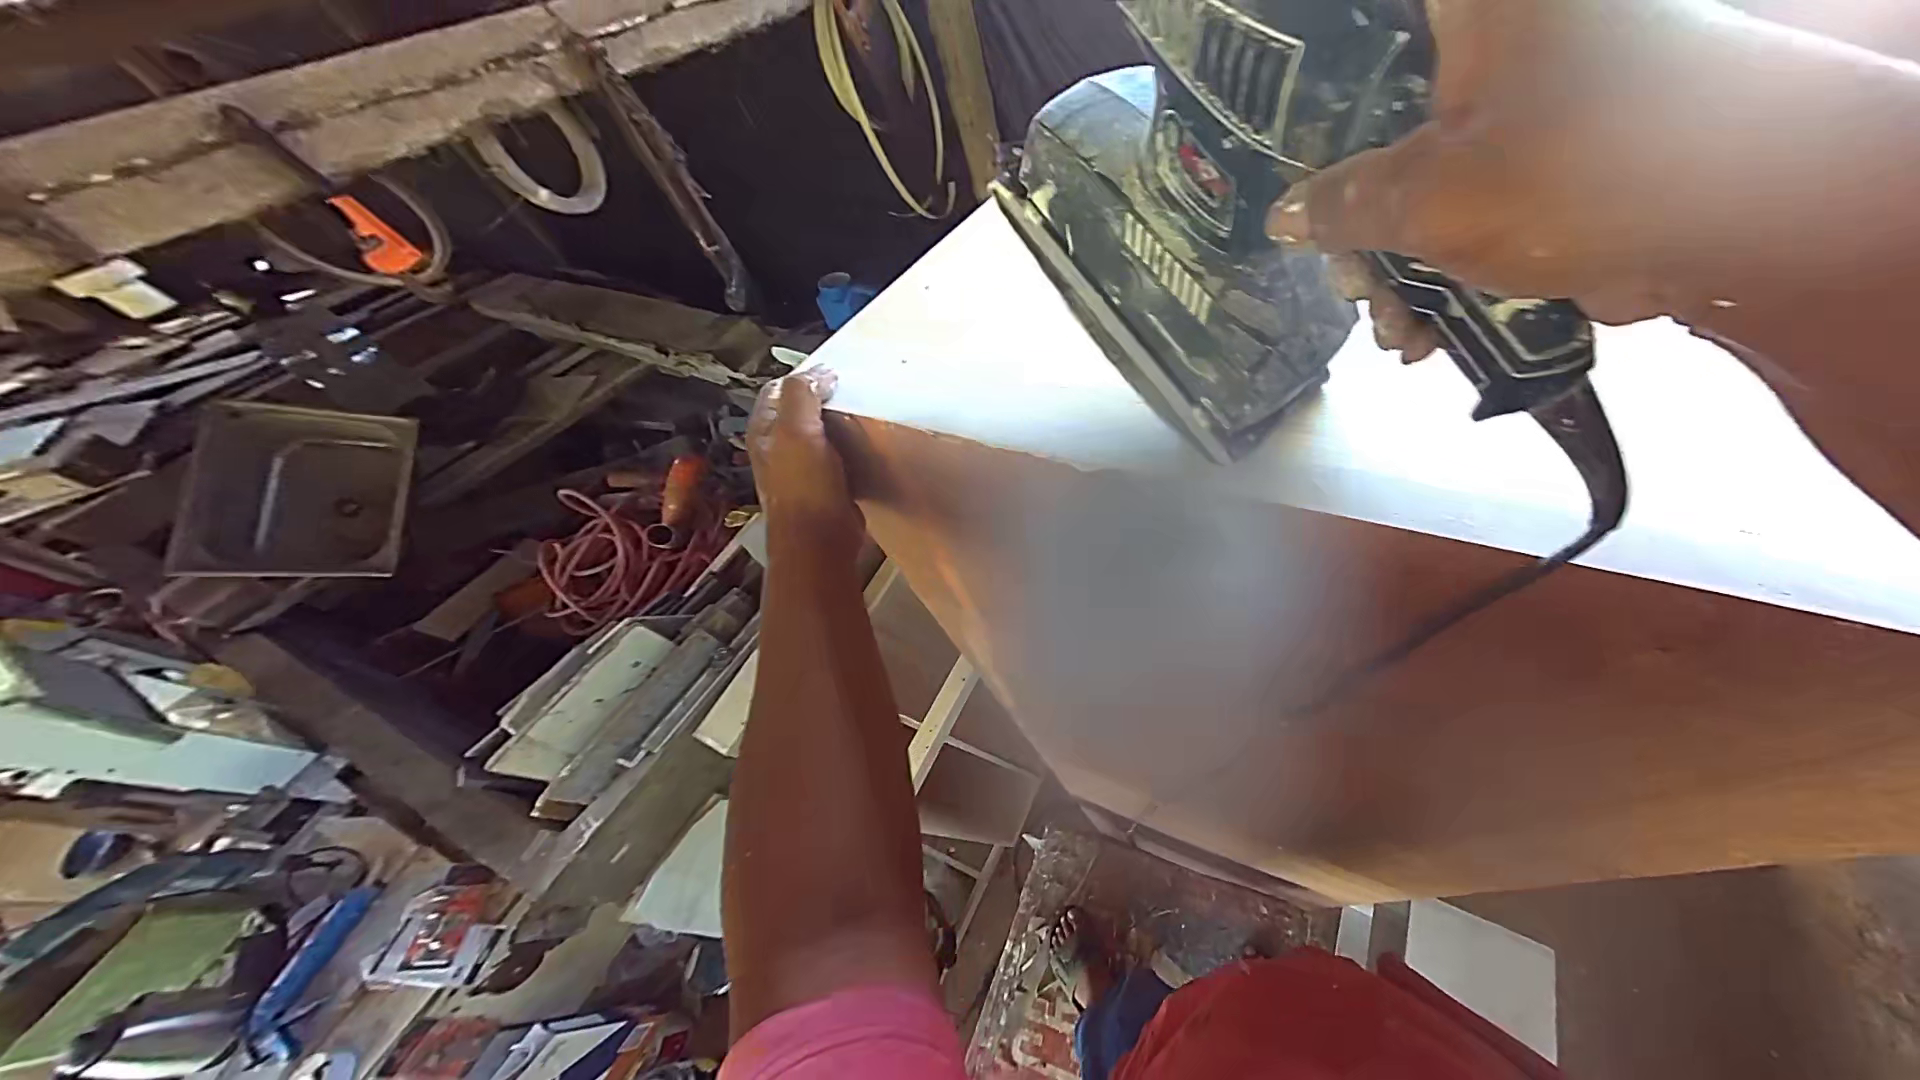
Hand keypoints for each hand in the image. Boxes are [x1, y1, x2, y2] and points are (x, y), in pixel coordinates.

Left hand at [747, 367, 861, 552]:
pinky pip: (838, 455)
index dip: (805, 376)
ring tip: (864, 413)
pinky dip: (851, 446)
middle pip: (802, 409)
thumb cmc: (804, 489)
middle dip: (826, 398)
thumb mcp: (797, 431)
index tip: (837, 373)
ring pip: (822, 432)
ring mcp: (802, 468)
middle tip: (854, 391)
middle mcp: (779, 447)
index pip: (780, 388)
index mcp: (765, 430)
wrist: (819, 543)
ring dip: (841, 423)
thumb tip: (819, 373)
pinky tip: (867, 444)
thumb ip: (802, 395)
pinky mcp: (825, 485)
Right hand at [1267, 0, 1733, 349]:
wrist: (1735, 222)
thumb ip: (1343, 206)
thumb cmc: (1573, 180)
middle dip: (1356, 230)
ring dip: (1395, 269)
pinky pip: (1462, 212)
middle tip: (1350, 281)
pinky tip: (1425, 329)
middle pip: (1382, 138)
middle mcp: (1499, 50)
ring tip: (1394, 330)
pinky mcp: (1545, 162)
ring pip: (1420, 187)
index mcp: (1477, 19)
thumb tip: (1280, 217)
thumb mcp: (1429, 199)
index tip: (1286, 164)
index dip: (1313, 108)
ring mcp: (1525, 110)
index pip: (1363, 49)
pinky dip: (1439, 272)